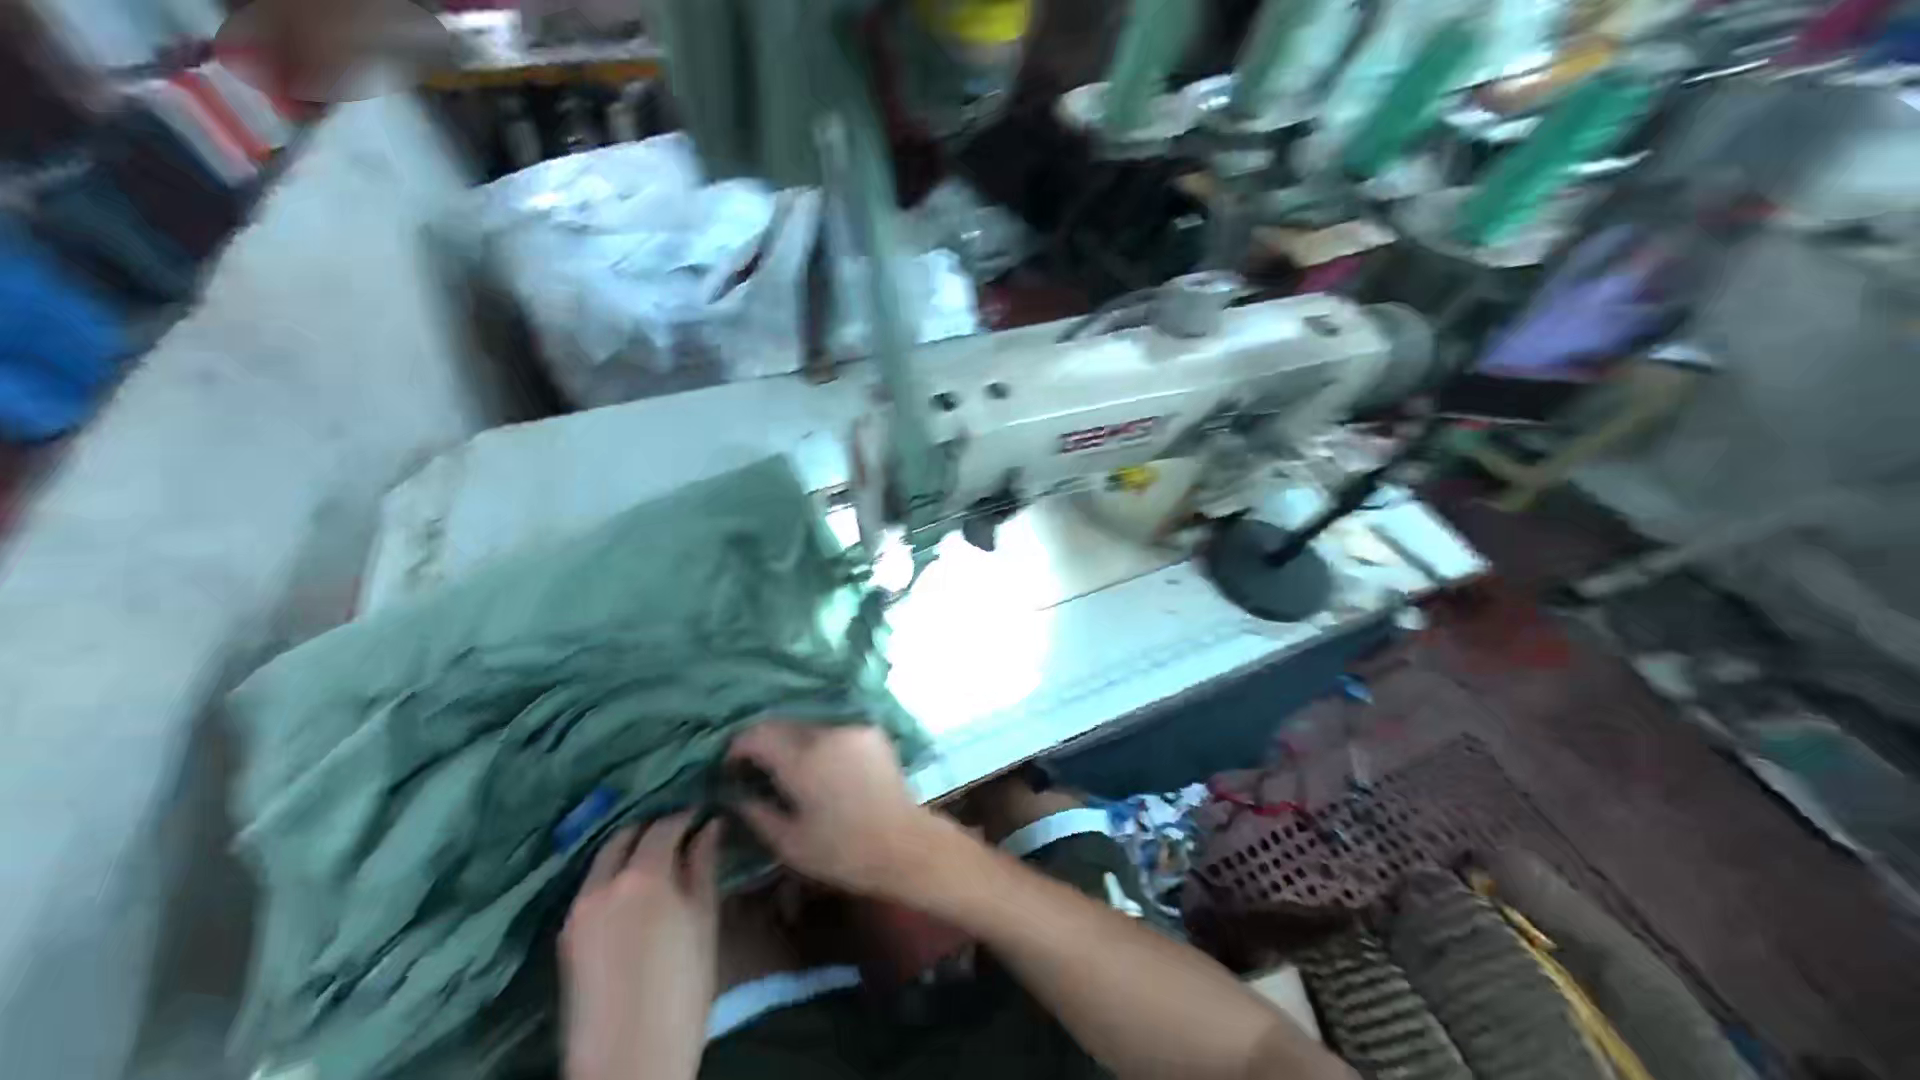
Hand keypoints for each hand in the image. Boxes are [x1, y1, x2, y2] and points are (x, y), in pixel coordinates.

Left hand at [560, 813, 721, 1079]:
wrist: (630, 1058)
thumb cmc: (683, 988)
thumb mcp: (704, 921)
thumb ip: (704, 866)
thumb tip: (710, 826)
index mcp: (643, 876)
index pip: (664, 825)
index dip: (686, 815)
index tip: (704, 813)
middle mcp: (603, 883)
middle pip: (626, 835)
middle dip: (652, 827)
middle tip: (680, 832)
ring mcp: (578, 908)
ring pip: (604, 859)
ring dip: (630, 849)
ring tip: (659, 859)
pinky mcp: (566, 934)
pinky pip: (591, 886)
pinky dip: (613, 875)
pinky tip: (634, 890)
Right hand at [729, 723, 955, 898]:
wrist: (904, 845)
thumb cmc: (842, 851)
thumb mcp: (788, 841)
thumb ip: (755, 811)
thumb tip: (733, 792)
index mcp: (802, 758)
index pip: (755, 734)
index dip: (736, 749)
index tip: (730, 769)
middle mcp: (825, 732)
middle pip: (779, 722)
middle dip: (760, 741)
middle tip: (752, 767)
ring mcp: (851, 726)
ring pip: (805, 720)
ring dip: (787, 736)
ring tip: (782, 763)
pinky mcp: (869, 729)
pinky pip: (830, 723)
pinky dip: (815, 735)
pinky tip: (813, 759)